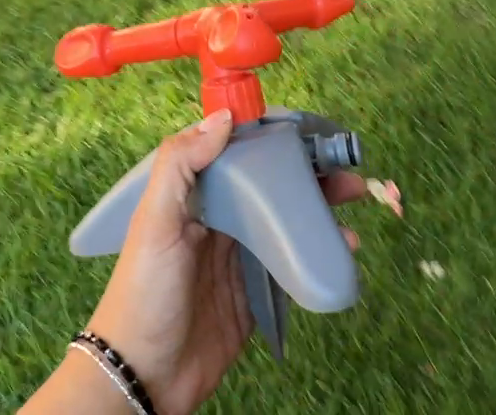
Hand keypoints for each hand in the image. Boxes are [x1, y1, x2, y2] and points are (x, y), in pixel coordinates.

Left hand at [84, 110, 363, 414]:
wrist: (145, 377)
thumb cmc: (144, 291)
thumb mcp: (154, 221)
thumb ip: (180, 165)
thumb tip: (224, 117)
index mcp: (193, 195)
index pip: (237, 155)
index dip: (271, 140)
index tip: (307, 130)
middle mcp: (218, 219)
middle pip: (270, 185)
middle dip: (308, 173)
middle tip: (345, 169)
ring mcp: (238, 257)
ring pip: (286, 220)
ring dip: (319, 208)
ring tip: (351, 202)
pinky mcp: (254, 293)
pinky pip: (292, 263)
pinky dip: (318, 250)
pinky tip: (342, 246)